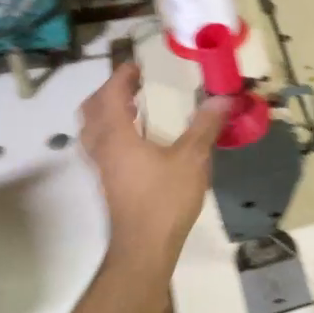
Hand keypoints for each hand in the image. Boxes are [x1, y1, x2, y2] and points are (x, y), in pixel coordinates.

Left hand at [79, 62, 231, 280]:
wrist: (144, 247)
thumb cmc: (165, 199)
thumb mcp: (192, 159)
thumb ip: (205, 126)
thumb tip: (222, 98)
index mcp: (116, 136)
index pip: (110, 95)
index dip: (121, 77)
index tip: (138, 65)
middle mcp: (102, 148)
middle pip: (91, 111)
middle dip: (108, 93)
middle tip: (133, 85)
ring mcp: (102, 168)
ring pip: (92, 131)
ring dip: (107, 113)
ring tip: (135, 108)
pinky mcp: (109, 183)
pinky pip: (102, 147)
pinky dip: (113, 132)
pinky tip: (139, 140)